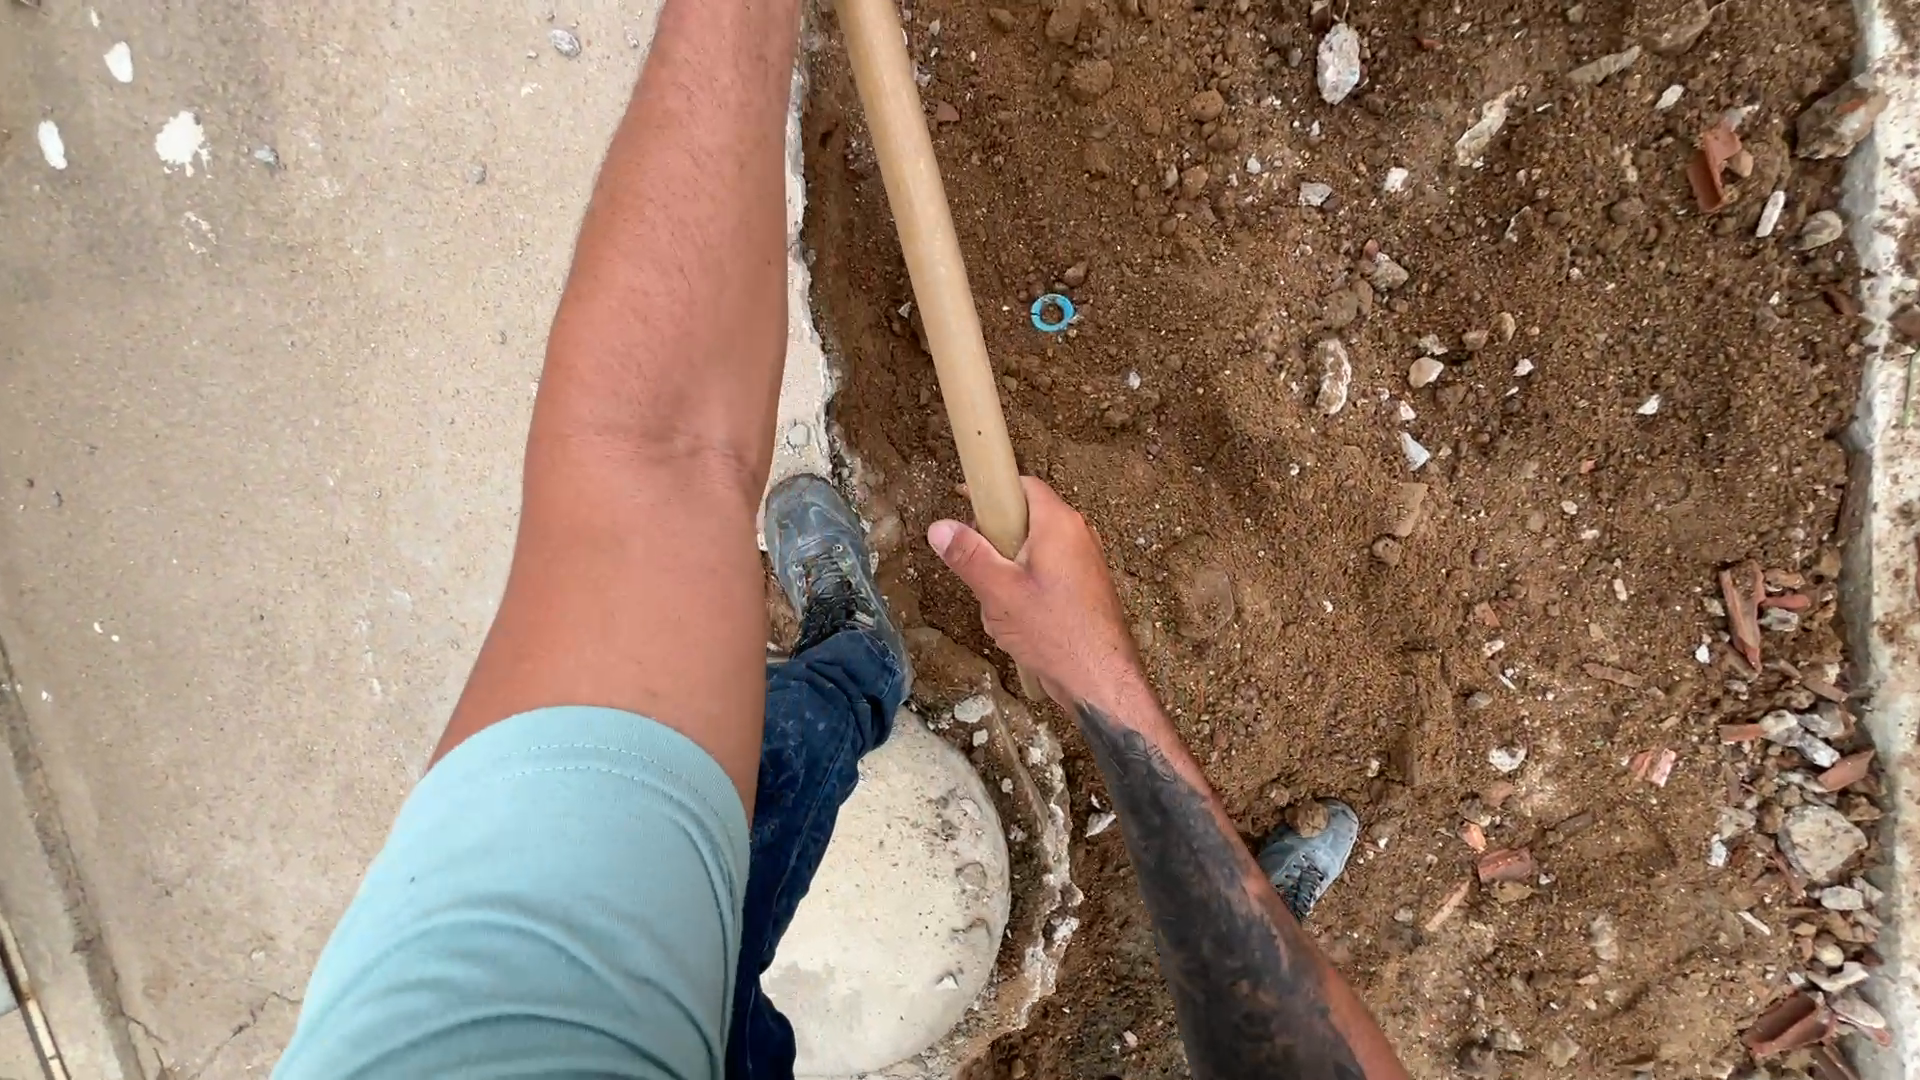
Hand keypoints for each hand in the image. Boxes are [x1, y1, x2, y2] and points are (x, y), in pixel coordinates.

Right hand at [926, 477, 1143, 708]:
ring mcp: (1083, 562)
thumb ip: (968, 555)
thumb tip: (939, 527)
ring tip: (999, 606)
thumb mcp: (999, 591)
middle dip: (995, 544)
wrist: (1101, 680)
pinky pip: (1045, 576)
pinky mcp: (1084, 588)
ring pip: (1032, 553)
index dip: (992, 490)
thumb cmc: (1055, 631)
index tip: (964, 502)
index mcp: (1059, 523)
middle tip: (979, 571)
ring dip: (1008, 574)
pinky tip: (1017, 622)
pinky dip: (1025, 590)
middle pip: (1025, 521)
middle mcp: (1077, 535)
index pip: (1024, 485)